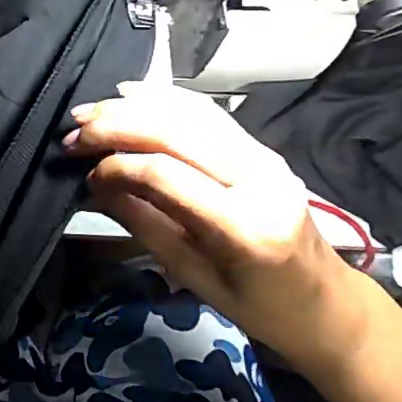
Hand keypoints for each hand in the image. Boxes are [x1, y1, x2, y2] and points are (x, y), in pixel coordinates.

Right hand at [66, 82, 372, 366]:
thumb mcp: (195, 278)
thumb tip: (95, 186)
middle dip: (118, 125)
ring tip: (93, 111)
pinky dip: (166, 99)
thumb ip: (144, 224)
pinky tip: (134, 94)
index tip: (85, 172)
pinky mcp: (261, 148)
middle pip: (178, 131)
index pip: (167, 174)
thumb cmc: (261, 308)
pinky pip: (208, 112)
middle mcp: (259, 177)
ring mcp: (264, 156)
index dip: (118, 166)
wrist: (326, 303)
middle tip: (75, 131)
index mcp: (245, 224)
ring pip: (192, 112)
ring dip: (137, 106)